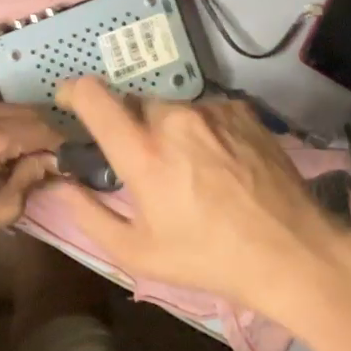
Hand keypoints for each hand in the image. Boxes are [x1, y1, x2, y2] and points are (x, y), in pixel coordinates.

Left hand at [0, 104, 62, 263]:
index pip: (38, 131)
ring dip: (23, 127)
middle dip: (44, 134)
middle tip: (55, 160)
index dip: (59, 146)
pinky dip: (2, 125)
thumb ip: (28, 180)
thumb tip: (52, 163)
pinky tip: (4, 151)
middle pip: (24, 113)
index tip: (72, 161)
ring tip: (31, 156)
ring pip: (5, 109)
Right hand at [49, 78, 350, 320]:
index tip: (69, 102)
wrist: (291, 251)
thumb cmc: (207, 258)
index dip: (73, 92)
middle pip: (133, 105)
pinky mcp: (243, 112)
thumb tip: (59, 186)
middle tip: (145, 165)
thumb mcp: (137, 252)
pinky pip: (206, 112)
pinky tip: (220, 165)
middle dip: (130, 128)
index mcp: (142, 152)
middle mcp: (174, 119)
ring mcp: (213, 111)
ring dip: (168, 131)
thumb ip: (88, 215)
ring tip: (191, 171)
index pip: (93, 96)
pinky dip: (202, 131)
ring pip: (172, 110)